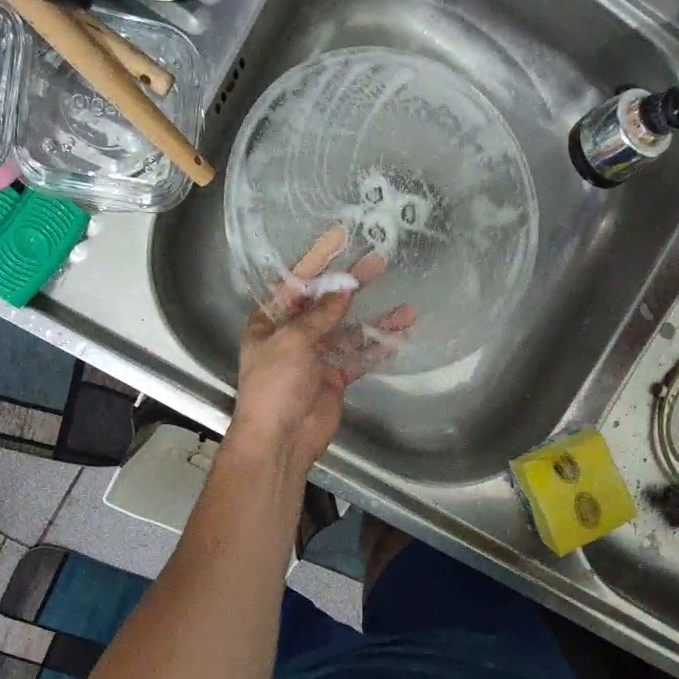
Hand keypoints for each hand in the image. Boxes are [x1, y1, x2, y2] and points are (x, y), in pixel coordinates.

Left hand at [230, 226, 410, 473]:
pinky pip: (358, 358)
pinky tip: (401, 337)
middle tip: (381, 263)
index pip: (297, 283)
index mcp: (271, 321)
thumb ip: (320, 315)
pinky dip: (377, 349)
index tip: (342, 238)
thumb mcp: (293, 342)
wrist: (279, 440)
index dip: (319, 260)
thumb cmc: (274, 386)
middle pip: (327, 304)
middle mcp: (292, 335)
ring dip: (376, 321)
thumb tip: (343, 288)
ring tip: (408, 308)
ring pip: (349, 332)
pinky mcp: (333, 379)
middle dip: (353, 284)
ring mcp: (315, 358)